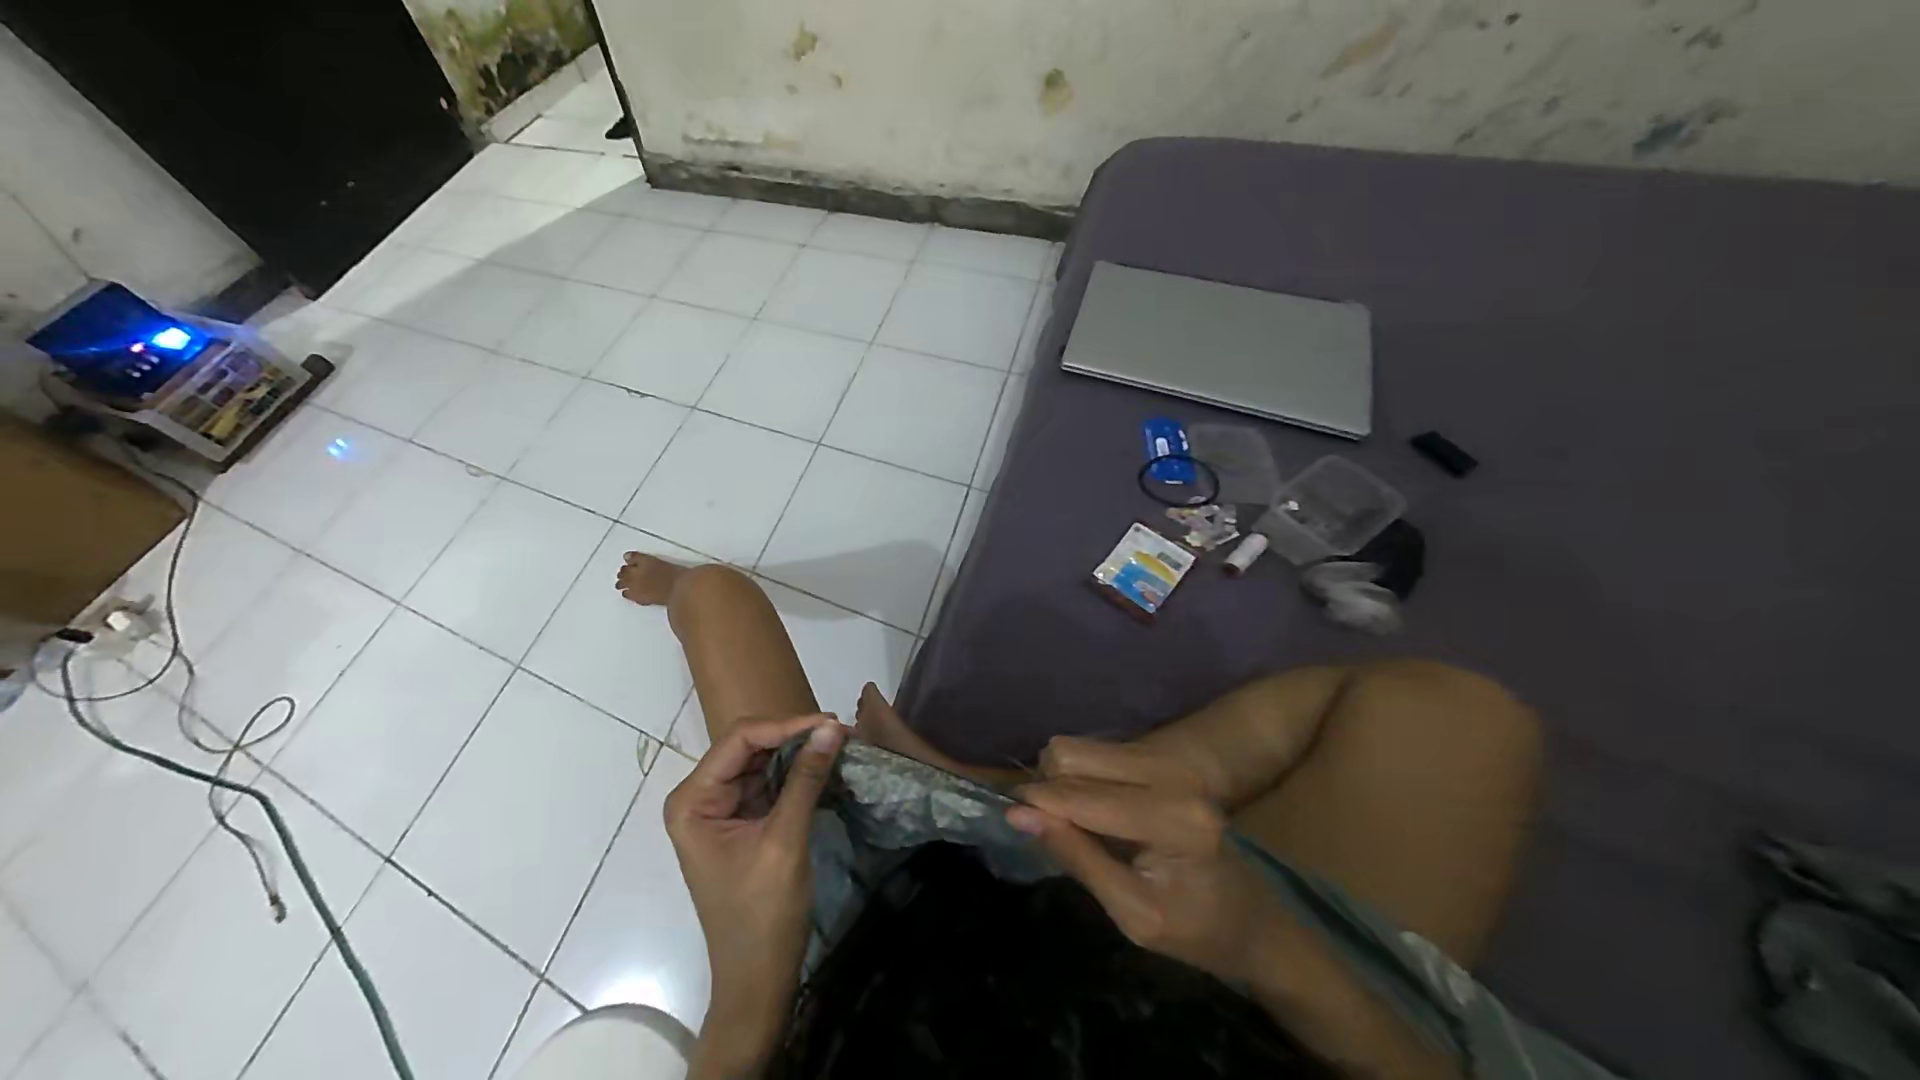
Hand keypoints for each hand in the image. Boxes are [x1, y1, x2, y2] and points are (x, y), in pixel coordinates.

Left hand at [666, 714, 844, 1059]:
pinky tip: (827, 765)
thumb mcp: (785, 840)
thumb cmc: (762, 914)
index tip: (832, 723)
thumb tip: (833, 728)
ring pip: (765, 761)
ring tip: (840, 742)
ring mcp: (723, 808)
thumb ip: (806, 780)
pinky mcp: (745, 820)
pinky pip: (773, 783)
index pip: (740, 740)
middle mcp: (702, 796)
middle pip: (751, 746)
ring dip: (800, 752)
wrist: (758, 978)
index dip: (786, 725)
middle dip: (795, 736)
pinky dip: (799, 774)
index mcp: (693, 800)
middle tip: (841, 731)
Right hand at [1007, 736, 1286, 984]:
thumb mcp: (1133, 915)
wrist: (1252, 921)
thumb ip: (1078, 858)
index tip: (1007, 818)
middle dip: (1045, 789)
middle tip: (1037, 827)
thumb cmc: (1198, 934)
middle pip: (1073, 758)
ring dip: (1057, 780)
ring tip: (1061, 822)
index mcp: (1173, 819)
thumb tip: (1020, 816)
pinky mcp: (1159, 763)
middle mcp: (1170, 778)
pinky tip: (1083, 811)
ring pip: (1078, 749)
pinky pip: (1095, 755)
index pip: (1083, 797)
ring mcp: (1166, 766)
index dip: (1037, 805)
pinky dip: (1075, 779)